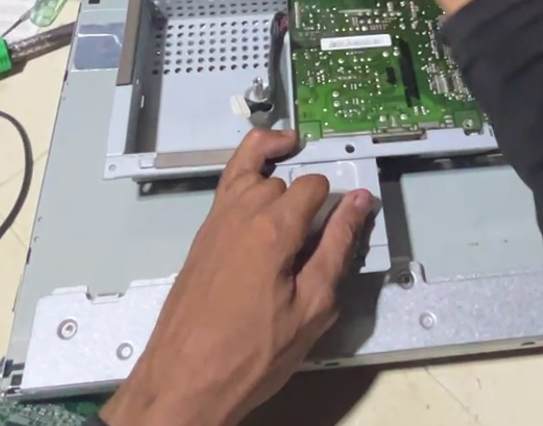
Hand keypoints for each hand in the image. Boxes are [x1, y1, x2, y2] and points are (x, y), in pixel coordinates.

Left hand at [99, 130, 373, 425]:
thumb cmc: (251, 353)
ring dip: (277, 168)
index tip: (344, 220)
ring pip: (254, 167)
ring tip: (296, 170)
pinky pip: (228, 177)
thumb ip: (337, 248)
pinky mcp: (204, 229)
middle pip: (287, 179)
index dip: (335, 201)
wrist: (184, 380)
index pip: (315, 186)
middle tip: (318, 230)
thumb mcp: (311, 308)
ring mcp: (218, 216)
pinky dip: (247, 162)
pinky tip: (261, 174)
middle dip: (307, 197)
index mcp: (273, 228)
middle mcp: (243, 210)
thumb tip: (358, 203)